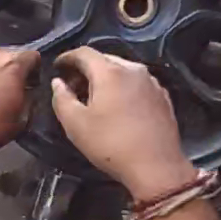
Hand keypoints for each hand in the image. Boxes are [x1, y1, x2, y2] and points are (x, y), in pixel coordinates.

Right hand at [50, 47, 195, 198]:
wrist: (156, 166)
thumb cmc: (111, 144)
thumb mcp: (75, 124)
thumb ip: (61, 98)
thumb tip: (58, 82)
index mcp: (110, 72)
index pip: (84, 53)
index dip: (67, 57)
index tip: (57, 66)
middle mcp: (133, 70)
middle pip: (104, 59)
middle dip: (86, 69)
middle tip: (73, 86)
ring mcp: (152, 82)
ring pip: (123, 70)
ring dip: (105, 78)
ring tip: (94, 97)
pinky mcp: (163, 97)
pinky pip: (137, 84)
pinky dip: (122, 88)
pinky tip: (118, 106)